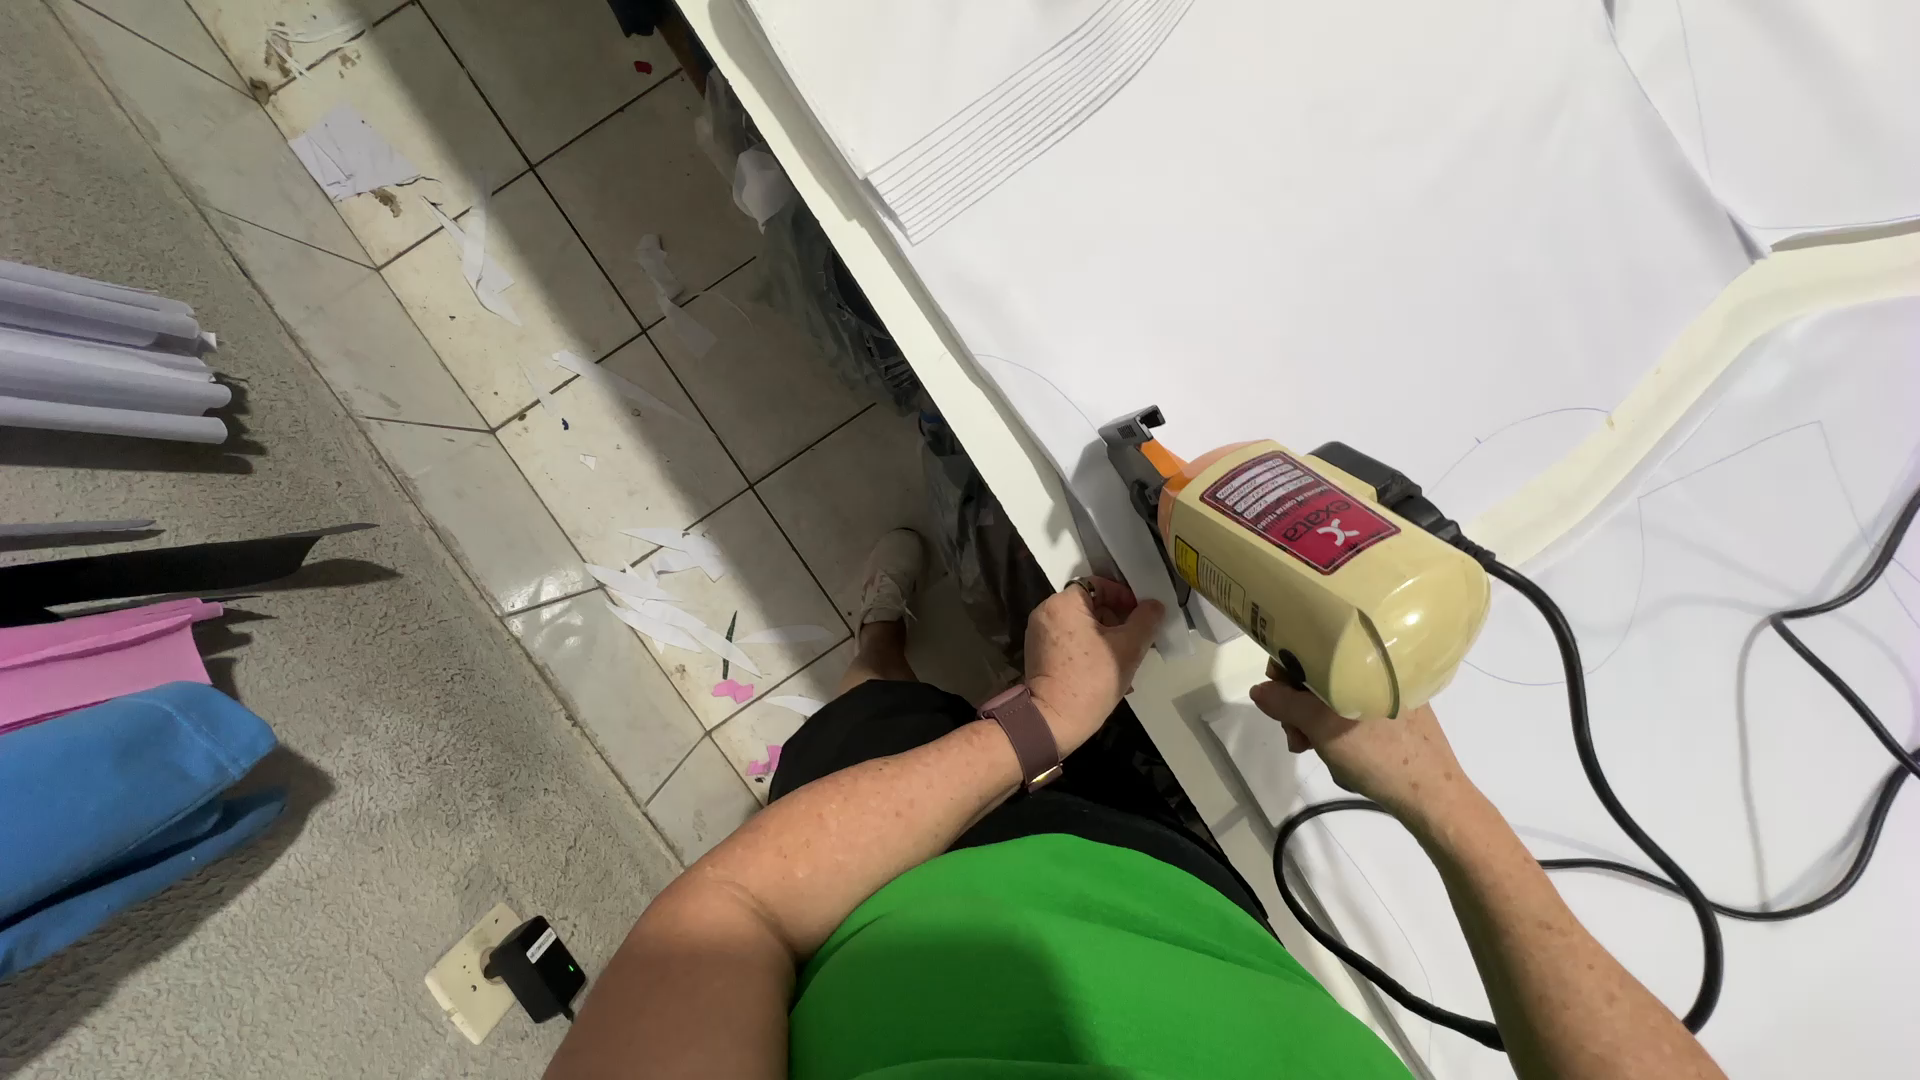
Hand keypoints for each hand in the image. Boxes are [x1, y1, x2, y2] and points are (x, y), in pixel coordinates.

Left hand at [1023, 577, 1164, 753]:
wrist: (1054, 720)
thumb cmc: (1092, 680)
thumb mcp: (1128, 648)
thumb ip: (1145, 620)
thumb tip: (1155, 605)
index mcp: (1063, 604)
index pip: (1098, 585)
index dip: (1123, 596)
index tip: (1141, 615)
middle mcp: (1046, 612)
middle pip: (1090, 605)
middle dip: (1117, 620)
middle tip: (1137, 639)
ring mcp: (1040, 634)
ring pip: (1082, 625)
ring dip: (1107, 636)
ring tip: (1127, 657)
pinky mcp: (1040, 653)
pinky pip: (1070, 640)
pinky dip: (1090, 647)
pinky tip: (1109, 668)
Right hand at [1249, 661, 1474, 823]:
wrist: (1433, 800)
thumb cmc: (1379, 756)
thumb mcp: (1321, 728)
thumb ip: (1285, 704)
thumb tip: (1260, 691)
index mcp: (1369, 664)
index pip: (1315, 651)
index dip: (1287, 671)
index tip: (1277, 698)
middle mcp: (1381, 674)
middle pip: (1320, 677)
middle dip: (1297, 705)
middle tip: (1294, 734)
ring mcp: (1391, 699)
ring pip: (1334, 699)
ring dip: (1312, 722)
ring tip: (1310, 749)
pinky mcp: (1398, 721)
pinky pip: (1353, 714)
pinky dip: (1335, 729)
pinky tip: (1333, 753)